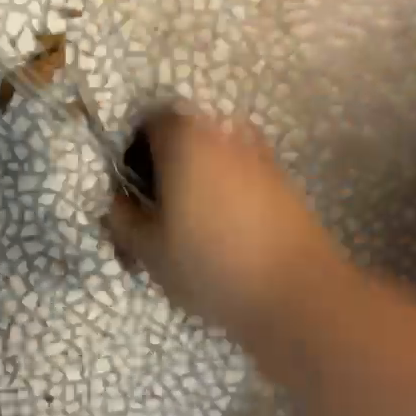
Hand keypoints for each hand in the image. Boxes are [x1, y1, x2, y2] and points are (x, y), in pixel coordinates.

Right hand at [104, 109, 350, 342]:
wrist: (297, 294)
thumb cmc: (210, 264)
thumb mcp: (148, 249)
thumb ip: (122, 217)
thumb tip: (118, 200)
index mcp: (183, 137)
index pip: (146, 120)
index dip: (131, 149)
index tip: (129, 185)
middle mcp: (222, 132)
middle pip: (183, 132)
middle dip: (166, 160)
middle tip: (156, 203)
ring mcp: (258, 153)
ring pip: (214, 152)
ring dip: (198, 173)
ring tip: (191, 217)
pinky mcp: (283, 178)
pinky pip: (241, 170)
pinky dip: (227, 187)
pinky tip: (225, 226)